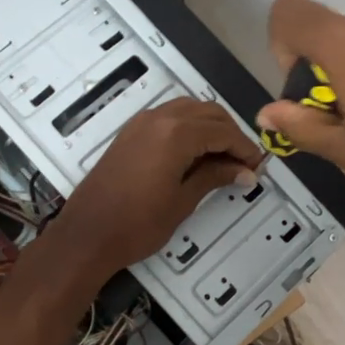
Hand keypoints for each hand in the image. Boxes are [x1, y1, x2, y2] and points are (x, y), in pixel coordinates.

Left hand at [48, 99, 263, 279]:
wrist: (87, 234)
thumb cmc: (138, 224)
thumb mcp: (182, 201)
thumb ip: (214, 177)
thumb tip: (246, 172)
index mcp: (176, 133)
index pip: (223, 131)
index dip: (245, 148)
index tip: (258, 167)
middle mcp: (160, 118)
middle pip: (208, 113)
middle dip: (230, 134)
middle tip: (244, 164)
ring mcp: (141, 123)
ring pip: (188, 110)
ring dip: (210, 127)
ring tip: (222, 158)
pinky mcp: (130, 133)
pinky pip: (168, 117)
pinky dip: (188, 127)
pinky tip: (196, 153)